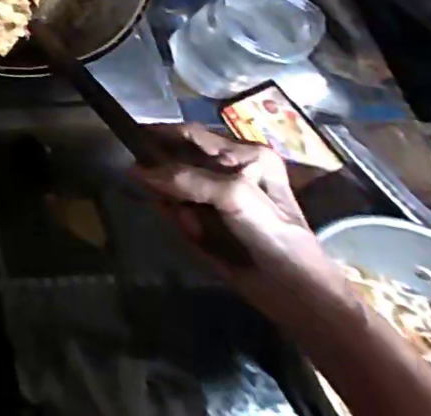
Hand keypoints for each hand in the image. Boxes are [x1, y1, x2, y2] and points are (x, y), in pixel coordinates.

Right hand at [133, 124, 348, 324]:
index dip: (163, 133)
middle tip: (150, 189)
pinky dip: (183, 226)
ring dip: (178, 208)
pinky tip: (197, 239)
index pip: (193, 135)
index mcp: (246, 154)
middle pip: (181, 163)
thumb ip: (186, 178)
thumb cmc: (273, 234)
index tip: (131, 135)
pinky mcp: (214, 229)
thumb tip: (139, 171)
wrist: (299, 297)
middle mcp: (233, 172)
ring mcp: (221, 202)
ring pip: (178, 192)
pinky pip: (183, 217)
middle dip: (168, 179)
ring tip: (195, 229)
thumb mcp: (233, 196)